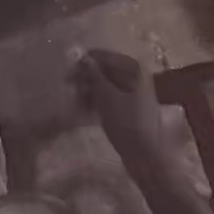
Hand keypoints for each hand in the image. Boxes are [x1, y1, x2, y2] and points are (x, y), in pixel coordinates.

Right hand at [76, 50, 174, 184]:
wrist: (147, 158)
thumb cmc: (129, 123)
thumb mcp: (108, 97)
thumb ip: (94, 76)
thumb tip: (81, 56)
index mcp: (133, 68)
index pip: (103, 56)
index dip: (84, 62)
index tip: (65, 71)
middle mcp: (134, 77)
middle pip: (104, 70)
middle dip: (85, 78)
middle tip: (66, 88)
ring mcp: (131, 94)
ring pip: (103, 86)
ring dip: (87, 92)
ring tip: (71, 101)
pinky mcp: (126, 109)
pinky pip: (106, 99)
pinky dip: (94, 103)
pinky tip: (81, 111)